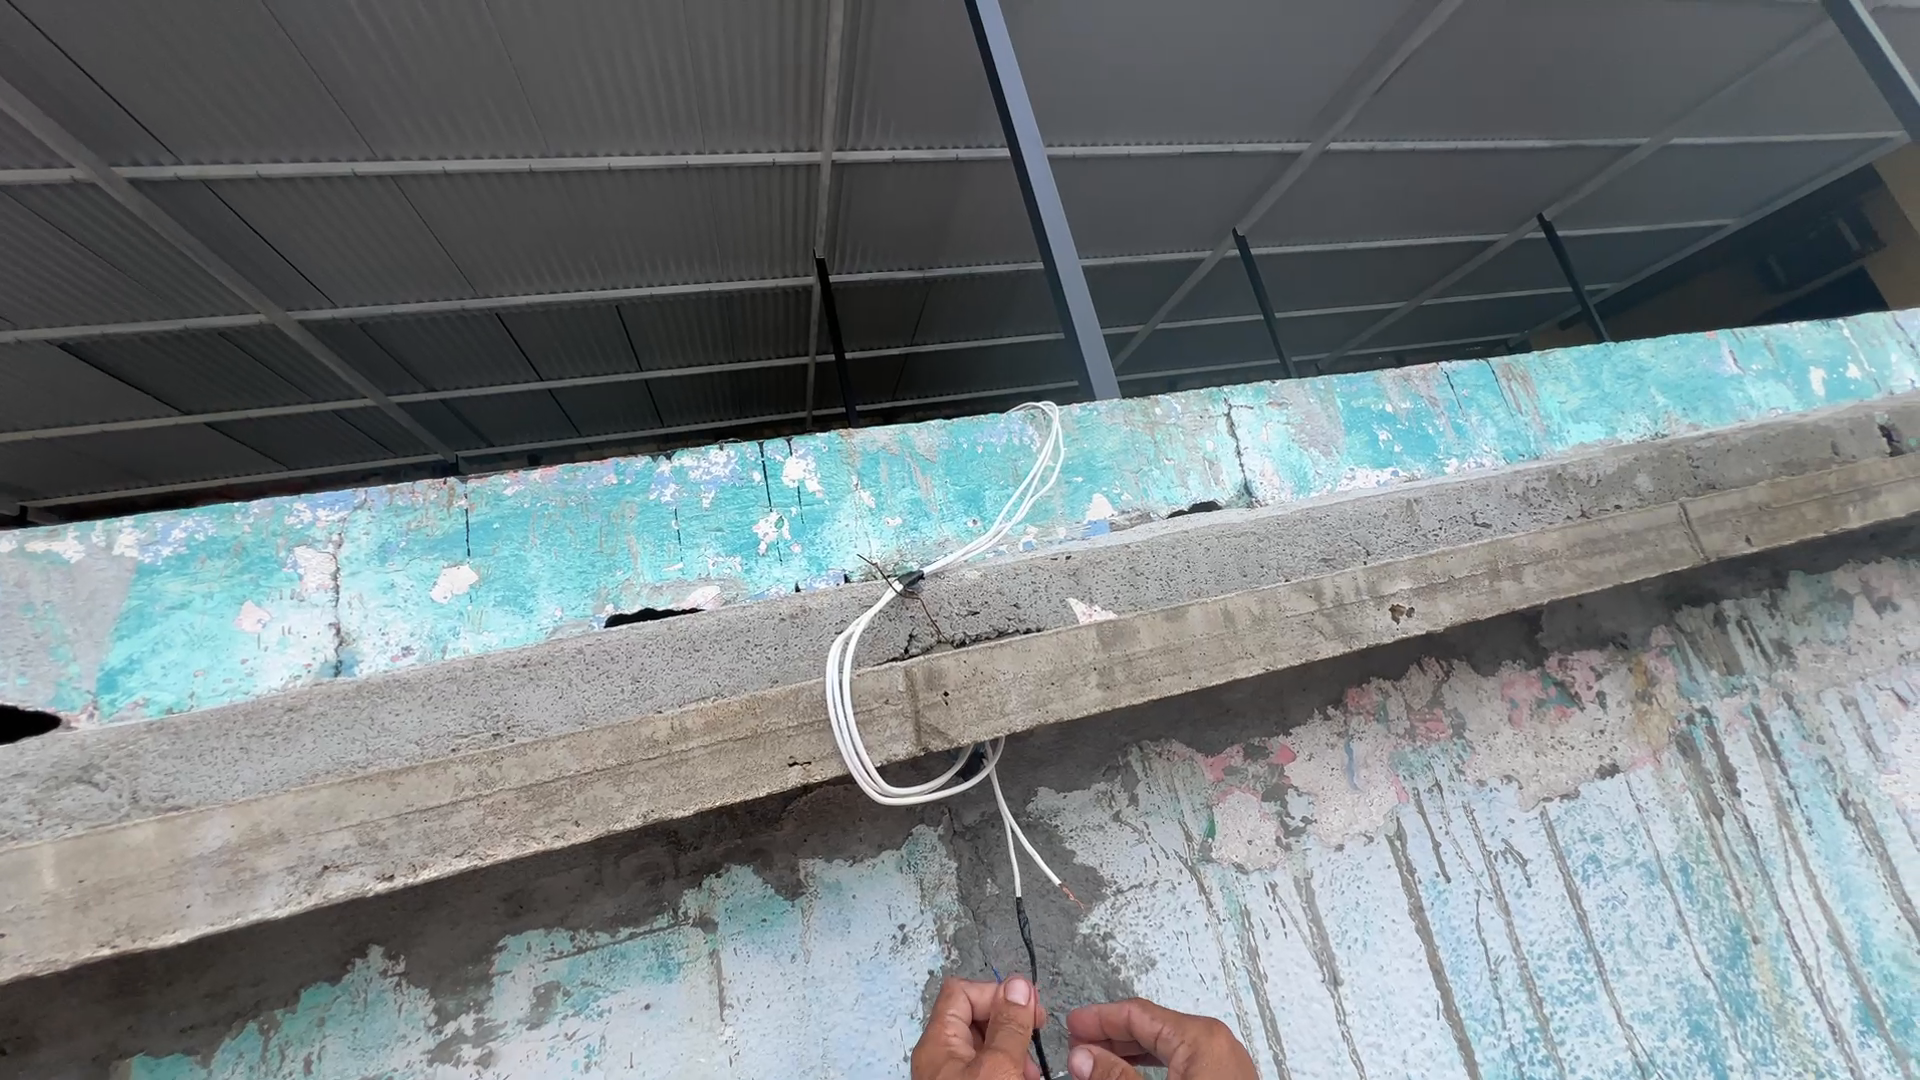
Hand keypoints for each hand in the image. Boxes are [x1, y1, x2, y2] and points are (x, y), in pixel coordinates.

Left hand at [911, 976, 1047, 1079]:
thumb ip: (1008, 1026)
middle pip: (975, 1017)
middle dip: (1010, 1022)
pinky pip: (986, 1070)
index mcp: (937, 1042)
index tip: (1029, 1004)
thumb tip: (1018, 984)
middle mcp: (940, 1058)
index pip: (962, 990)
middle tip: (1035, 1035)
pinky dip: (1006, 1068)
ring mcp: (950, 1078)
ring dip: (1013, 1048)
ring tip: (1031, 1068)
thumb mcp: (998, 1068)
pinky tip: (1022, 1078)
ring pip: (984, 1046)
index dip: (996, 991)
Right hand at [1066, 998, 1257, 1079]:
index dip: (1099, 1018)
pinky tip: (1133, 1077)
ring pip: (1165, 1046)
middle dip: (1111, 1038)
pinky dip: (1153, 1067)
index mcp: (1199, 1036)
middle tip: (1080, 1049)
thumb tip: (1082, 1056)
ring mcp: (1224, 1063)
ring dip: (1129, 1054)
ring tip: (1100, 1065)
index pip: (1136, 1013)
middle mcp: (1215, 1041)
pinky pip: (1182, 1063)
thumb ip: (1115, 1078)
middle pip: (1150, 1026)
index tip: (1072, 1026)